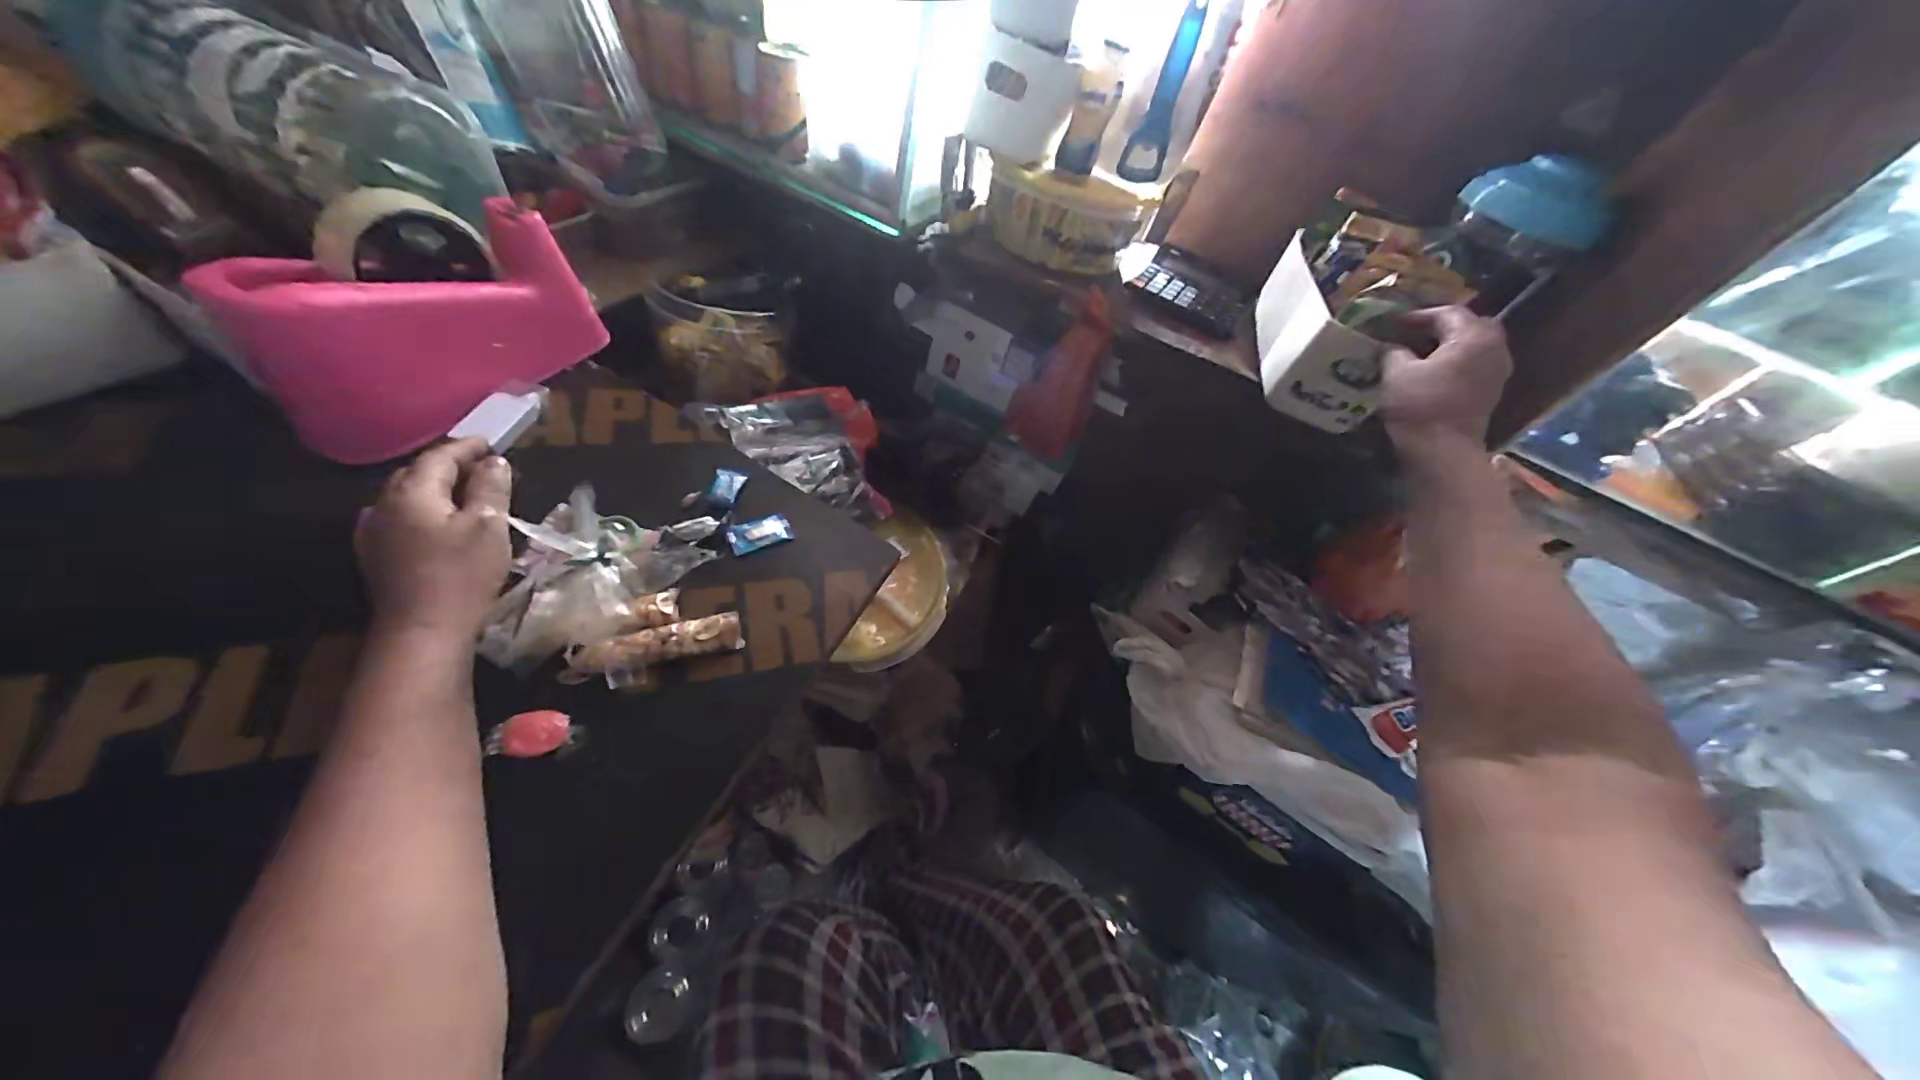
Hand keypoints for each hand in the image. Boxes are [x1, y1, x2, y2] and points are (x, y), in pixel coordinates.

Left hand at [355, 438, 512, 640]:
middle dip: (449, 465)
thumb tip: (494, 462)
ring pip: (406, 495)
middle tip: (481, 467)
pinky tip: (431, 521)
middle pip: (417, 472)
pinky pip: (398, 518)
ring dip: (434, 488)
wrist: (423, 629)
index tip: (492, 445)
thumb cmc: (462, 574)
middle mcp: (385, 503)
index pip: (440, 456)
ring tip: (461, 493)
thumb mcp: (489, 526)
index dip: (468, 448)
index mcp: (413, 491)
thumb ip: (490, 488)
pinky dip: (420, 511)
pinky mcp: (375, 555)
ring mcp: (374, 530)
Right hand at [1381, 306, 1513, 458]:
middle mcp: (1494, 348)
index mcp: (1473, 337)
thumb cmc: (1419, 406)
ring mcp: (1497, 371)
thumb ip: (1393, 352)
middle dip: (1439, 327)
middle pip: (1468, 326)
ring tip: (1419, 353)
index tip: (1392, 323)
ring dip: (1448, 346)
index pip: (1447, 313)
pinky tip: (1432, 372)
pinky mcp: (1491, 391)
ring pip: (1473, 346)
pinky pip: (1474, 364)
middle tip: (1410, 334)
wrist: (1442, 451)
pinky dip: (1455, 362)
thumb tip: (1390, 346)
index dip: (1417, 316)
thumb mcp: (1396, 374)